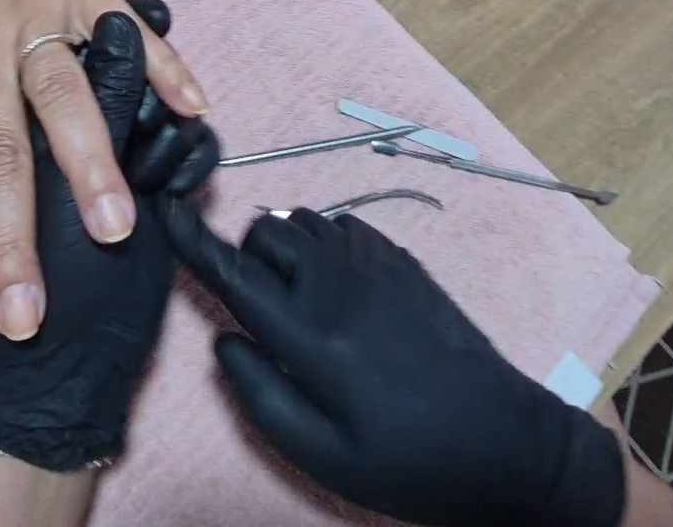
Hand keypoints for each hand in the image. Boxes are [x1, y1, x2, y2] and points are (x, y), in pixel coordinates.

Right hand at [164, 206, 627, 526]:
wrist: (504, 440)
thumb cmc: (407, 460)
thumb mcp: (322, 454)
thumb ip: (260, 394)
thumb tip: (222, 339)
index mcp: (310, 334)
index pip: (235, 273)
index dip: (194, 241)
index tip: (168, 210)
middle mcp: (337, 282)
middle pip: (267, 232)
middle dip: (248, 256)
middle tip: (262, 304)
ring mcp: (374, 263)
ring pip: (303, 222)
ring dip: (286, 248)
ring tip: (300, 296)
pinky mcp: (400, 259)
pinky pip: (342, 225)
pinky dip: (324, 243)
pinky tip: (339, 284)